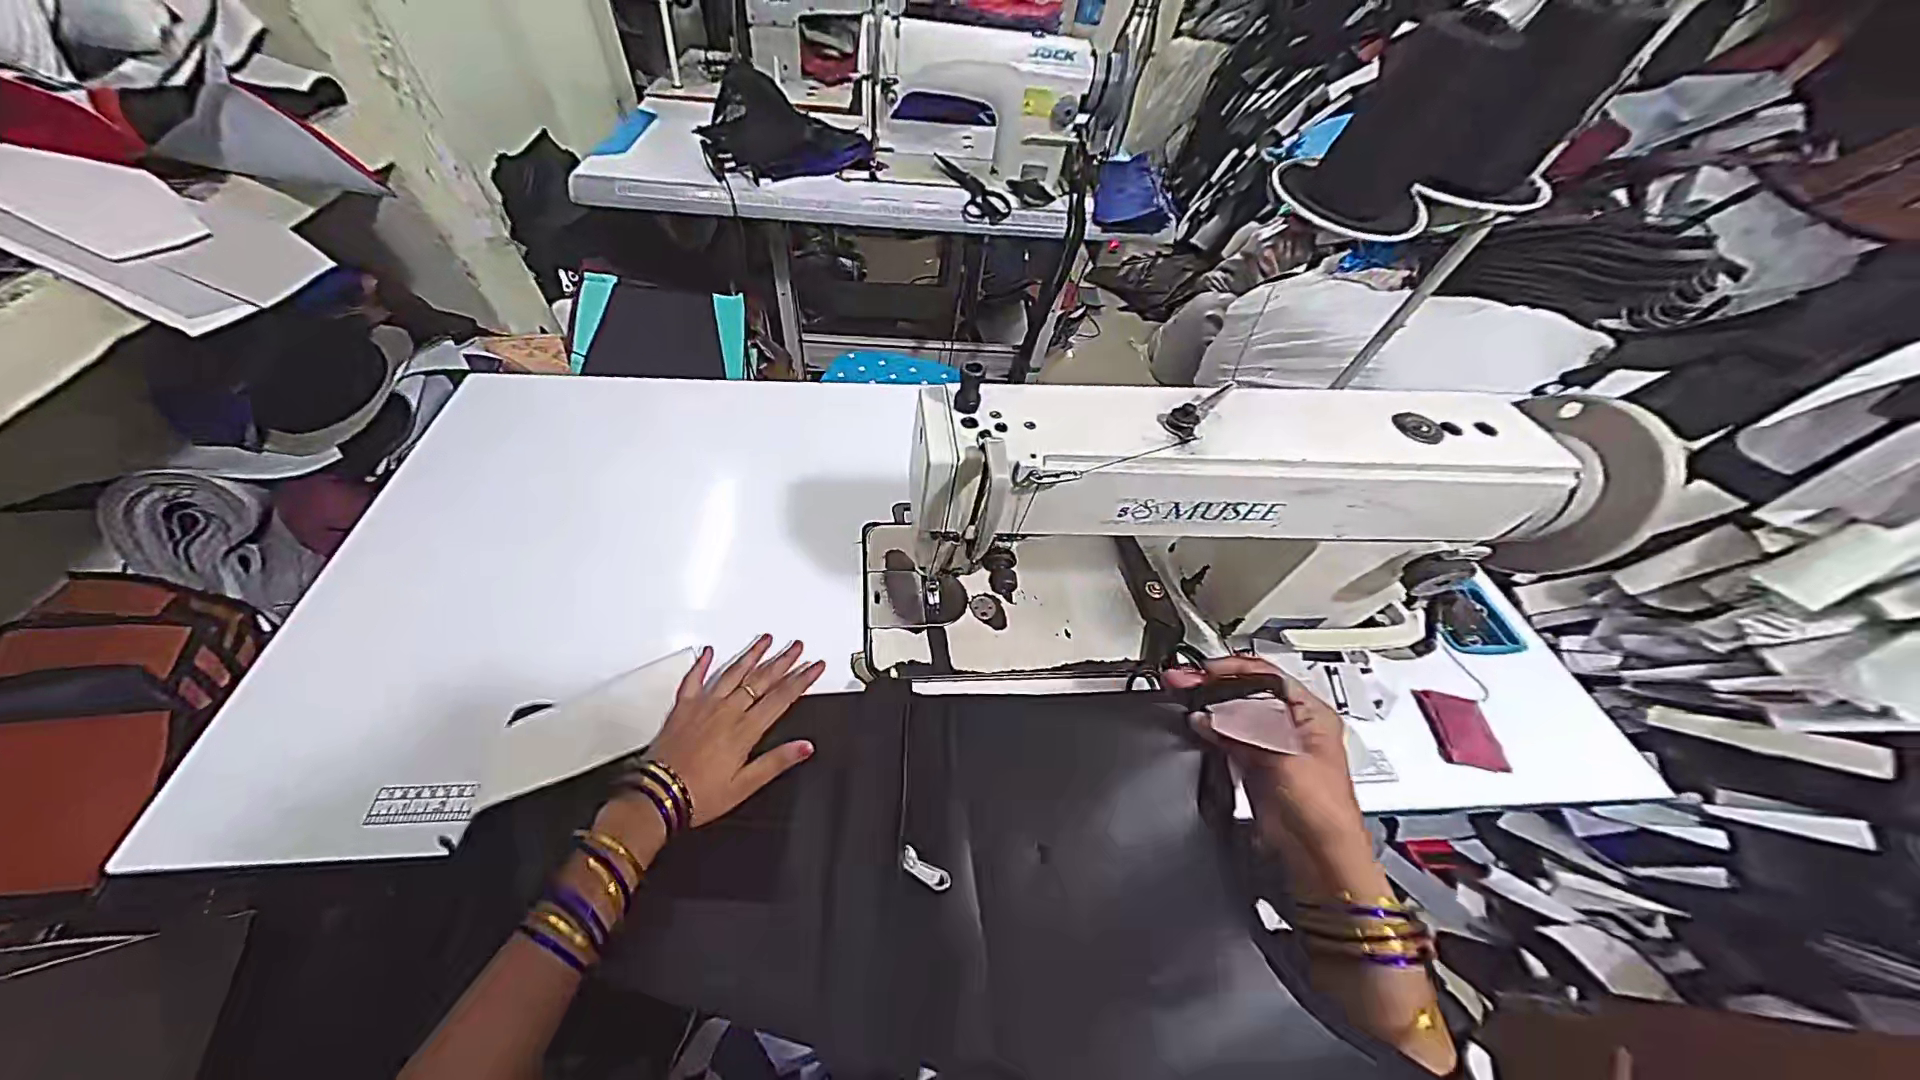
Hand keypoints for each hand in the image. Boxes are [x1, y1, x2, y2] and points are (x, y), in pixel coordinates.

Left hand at [624, 636, 824, 834]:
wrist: (656, 796)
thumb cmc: (698, 795)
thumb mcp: (745, 785)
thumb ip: (777, 762)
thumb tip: (804, 747)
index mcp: (744, 730)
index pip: (781, 697)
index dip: (802, 679)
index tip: (814, 666)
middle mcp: (726, 711)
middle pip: (762, 679)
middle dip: (783, 660)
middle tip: (797, 646)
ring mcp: (704, 706)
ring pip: (734, 672)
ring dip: (752, 654)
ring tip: (766, 640)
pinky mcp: (683, 707)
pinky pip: (694, 679)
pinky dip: (702, 663)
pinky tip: (709, 652)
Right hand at [1164, 655, 1365, 852]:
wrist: (1317, 859)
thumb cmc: (1324, 812)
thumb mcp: (1282, 756)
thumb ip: (1242, 729)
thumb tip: (1206, 714)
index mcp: (1311, 714)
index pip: (1265, 675)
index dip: (1232, 670)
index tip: (1203, 671)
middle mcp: (1289, 726)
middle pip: (1244, 693)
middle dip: (1212, 685)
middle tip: (1182, 680)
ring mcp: (1269, 746)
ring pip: (1231, 714)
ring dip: (1206, 706)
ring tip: (1182, 695)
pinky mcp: (1252, 766)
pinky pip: (1223, 738)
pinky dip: (1206, 730)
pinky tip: (1193, 724)